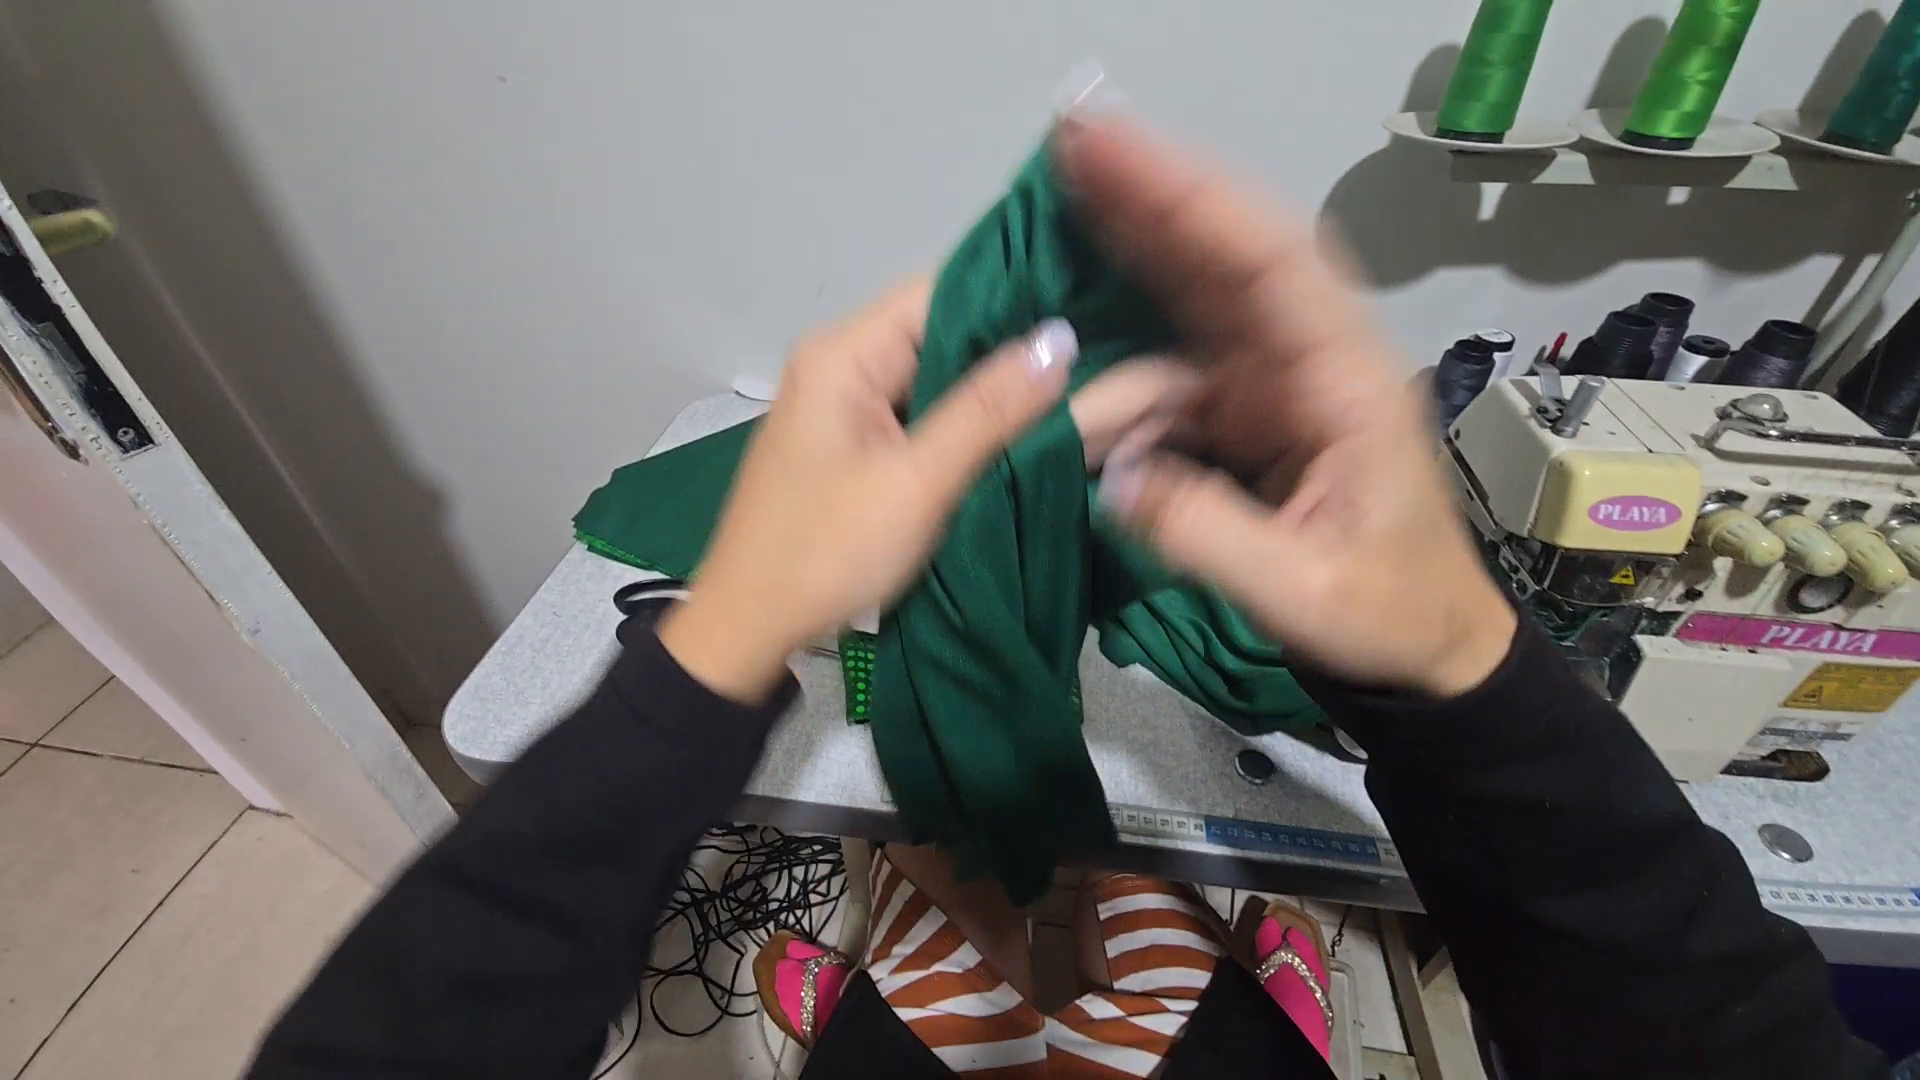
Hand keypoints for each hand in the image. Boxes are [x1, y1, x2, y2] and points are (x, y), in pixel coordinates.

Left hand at [657, 280, 1077, 701]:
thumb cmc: (827, 552)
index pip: (940, 290)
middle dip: (1007, 348)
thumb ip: (988, 410)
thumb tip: (1060, 336)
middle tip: (1089, 358)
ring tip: (1065, 390)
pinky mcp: (849, 441)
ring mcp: (841, 404)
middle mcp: (838, 363)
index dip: (1012, 298)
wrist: (752, 625)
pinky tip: (1009, 429)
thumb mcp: (917, 482)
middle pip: (936, 330)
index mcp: (843, 354)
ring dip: (987, 388)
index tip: (1084, 310)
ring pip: (930, 374)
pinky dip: (958, 420)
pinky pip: (915, 412)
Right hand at [1055, 116, 1515, 697]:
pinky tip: (1082, 306)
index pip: (1268, 263)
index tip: (1115, 149)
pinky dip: (1126, 330)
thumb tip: (1111, 477)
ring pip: (1198, 296)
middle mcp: (1309, 360)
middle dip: (1153, 195)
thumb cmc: (1387, 616)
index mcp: (1344, 380)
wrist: (1420, 647)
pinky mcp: (1241, 414)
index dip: (1189, 199)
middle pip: (1228, 256)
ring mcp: (1272, 384)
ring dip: (1135, 246)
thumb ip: (1209, 535)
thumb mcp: (1304, 591)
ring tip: (1064, 201)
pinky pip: (1174, 359)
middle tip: (1072, 142)